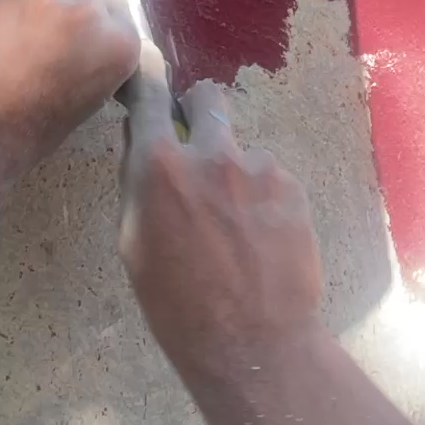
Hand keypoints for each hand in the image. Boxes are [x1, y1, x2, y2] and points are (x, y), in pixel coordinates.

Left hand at [0, 0, 142, 184]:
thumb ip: (97, 54)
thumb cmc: (38, 128)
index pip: (117, 6)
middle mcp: (91, 13)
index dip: (98, 14)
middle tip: (50, 24)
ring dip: (35, 11)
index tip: (82, 23)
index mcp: (120, 45)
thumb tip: (87, 32)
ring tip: (14, 45)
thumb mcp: (91, 93)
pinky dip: (5, 14)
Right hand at [117, 74, 324, 384]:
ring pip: (240, 148)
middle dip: (199, 110)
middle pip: (207, 97)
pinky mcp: (291, 185)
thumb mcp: (133, 242)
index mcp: (160, 166)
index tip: (150, 76)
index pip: (149, 97)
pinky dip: (262, 195)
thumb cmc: (176, 303)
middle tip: (200, 147)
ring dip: (234, 170)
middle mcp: (210, 153)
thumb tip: (139, 136)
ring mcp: (257, 167)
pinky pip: (269, 175)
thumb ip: (135, 180)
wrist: (255, 348)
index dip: (148, 80)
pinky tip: (262, 235)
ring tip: (238, 222)